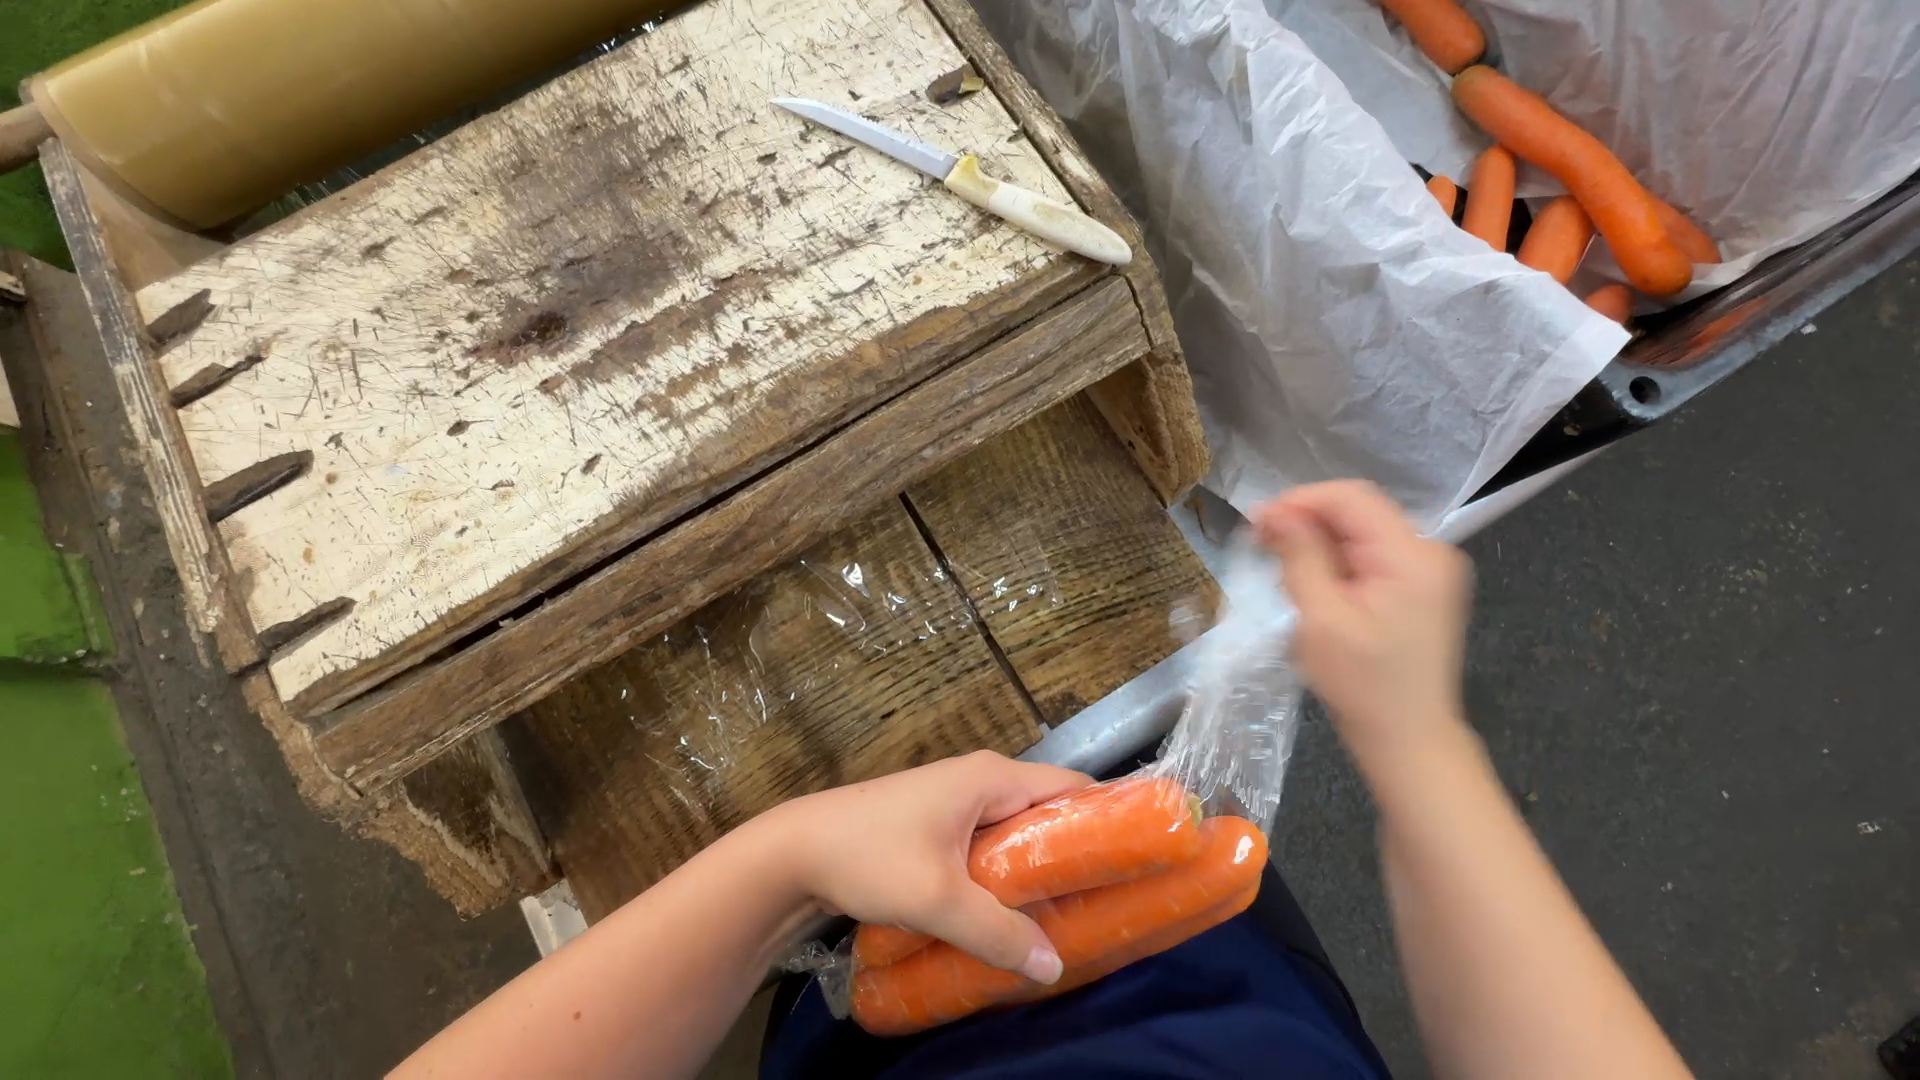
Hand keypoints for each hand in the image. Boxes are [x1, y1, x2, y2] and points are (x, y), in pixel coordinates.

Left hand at [761, 751, 1089, 982]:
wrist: (795, 850)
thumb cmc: (871, 856)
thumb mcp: (939, 899)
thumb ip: (998, 932)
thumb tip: (1053, 966)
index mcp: (991, 778)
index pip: (1069, 787)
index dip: (1108, 816)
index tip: (1139, 857)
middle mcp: (980, 780)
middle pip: (1047, 809)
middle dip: (1077, 851)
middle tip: (1110, 899)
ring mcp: (955, 801)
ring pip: (1016, 830)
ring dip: (1040, 867)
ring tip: (1069, 914)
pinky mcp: (936, 824)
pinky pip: (989, 844)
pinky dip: (1007, 872)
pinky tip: (1013, 912)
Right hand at [1250, 481, 1472, 769]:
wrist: (1407, 737)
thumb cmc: (1361, 683)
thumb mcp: (1320, 618)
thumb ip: (1300, 556)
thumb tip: (1272, 512)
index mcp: (1411, 556)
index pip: (1351, 497)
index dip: (1299, 501)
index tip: (1256, 523)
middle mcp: (1429, 552)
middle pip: (1357, 513)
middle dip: (1305, 522)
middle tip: (1260, 545)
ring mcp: (1427, 571)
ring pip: (1359, 534)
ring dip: (1317, 544)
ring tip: (1282, 572)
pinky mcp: (1418, 588)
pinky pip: (1368, 556)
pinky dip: (1334, 562)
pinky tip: (1311, 585)